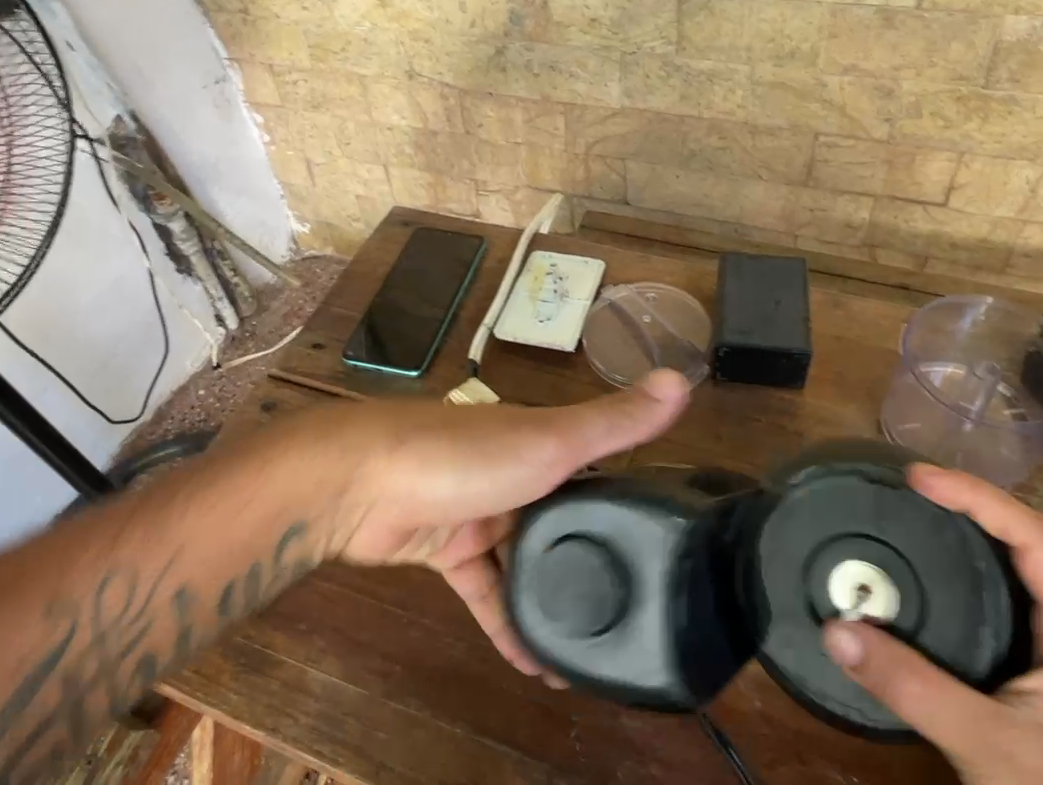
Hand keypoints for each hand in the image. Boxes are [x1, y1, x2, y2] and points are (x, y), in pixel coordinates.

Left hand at [324, 370, 691, 677]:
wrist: (359, 482)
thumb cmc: (465, 455)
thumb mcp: (552, 438)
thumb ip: (616, 421)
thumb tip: (683, 378)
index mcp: (539, 440)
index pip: (597, 466)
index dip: (629, 499)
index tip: (665, 539)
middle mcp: (511, 471)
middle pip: (561, 518)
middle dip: (589, 557)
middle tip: (630, 607)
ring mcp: (476, 511)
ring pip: (524, 561)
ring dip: (550, 599)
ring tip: (589, 647)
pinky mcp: (445, 549)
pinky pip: (486, 590)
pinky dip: (508, 621)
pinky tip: (535, 664)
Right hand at [821, 465, 1042, 784]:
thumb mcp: (989, 748)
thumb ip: (913, 688)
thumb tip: (835, 631)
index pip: (1034, 538)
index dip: (977, 497)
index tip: (917, 477)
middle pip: (1029, 545)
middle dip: (970, 506)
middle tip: (907, 490)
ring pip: (1019, 577)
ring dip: (970, 540)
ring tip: (915, 519)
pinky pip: (1006, 609)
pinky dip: (967, 581)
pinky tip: (933, 586)